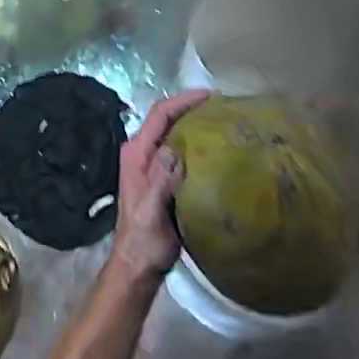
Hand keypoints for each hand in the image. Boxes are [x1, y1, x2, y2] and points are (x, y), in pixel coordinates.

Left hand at [110, 89, 210, 281]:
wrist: (137, 263)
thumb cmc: (145, 238)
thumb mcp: (152, 209)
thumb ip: (161, 179)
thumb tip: (175, 148)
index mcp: (136, 153)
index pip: (158, 115)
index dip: (181, 101)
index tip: (208, 95)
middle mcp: (141, 152)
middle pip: (165, 119)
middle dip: (189, 108)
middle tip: (222, 107)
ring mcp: (150, 164)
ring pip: (172, 133)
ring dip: (192, 123)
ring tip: (222, 121)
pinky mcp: (161, 177)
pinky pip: (178, 150)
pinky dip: (194, 142)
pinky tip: (214, 149)